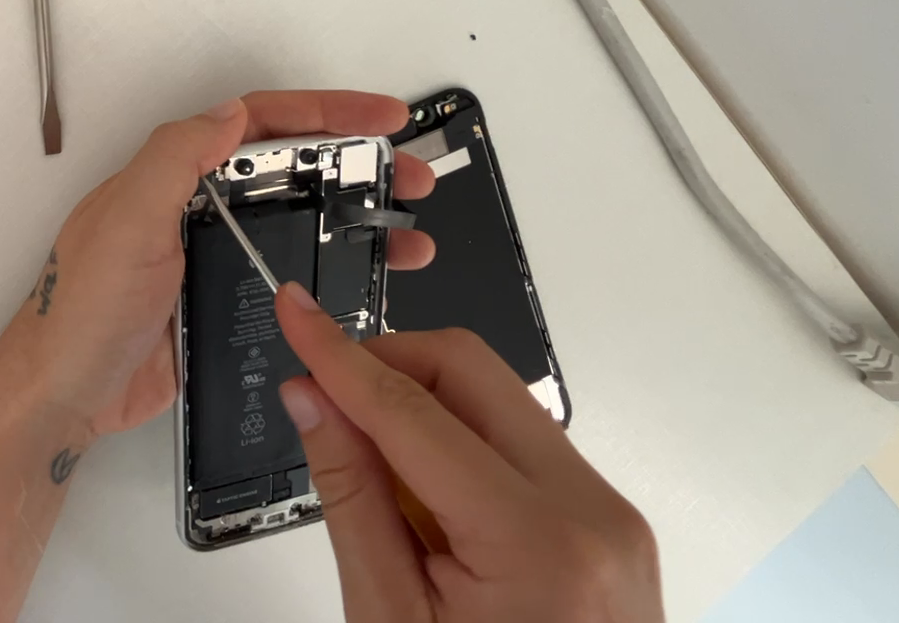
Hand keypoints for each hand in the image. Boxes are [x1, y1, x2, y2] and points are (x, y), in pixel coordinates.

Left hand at [4, 91, 435, 438]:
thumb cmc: (88, 307)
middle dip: (355, 166)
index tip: (383, 118)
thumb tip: (230, 112)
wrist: (67, 395)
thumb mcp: (126, 221)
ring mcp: (212, 255)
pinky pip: (288, 272)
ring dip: (353, 220)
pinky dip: (330, 269)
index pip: (255, 125)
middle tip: (413, 180)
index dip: (322, 112)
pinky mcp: (223, 299)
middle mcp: (197, 207)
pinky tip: (368, 281)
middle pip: (287, 169)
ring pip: (295, 220)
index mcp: (174, 176)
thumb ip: (173, 160)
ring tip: (411, 236)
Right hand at [275, 286, 663, 622]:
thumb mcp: (386, 616)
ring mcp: (607, 511)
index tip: (291, 307)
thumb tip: (308, 393)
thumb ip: (347, 489)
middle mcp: (591, 509)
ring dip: (413, 400)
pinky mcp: (603, 517)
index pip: (409, 406)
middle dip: (382, 361)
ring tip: (377, 473)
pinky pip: (508, 431)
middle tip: (325, 396)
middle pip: (466, 366)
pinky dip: (447, 434)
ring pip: (487, 390)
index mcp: (537, 543)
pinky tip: (422, 498)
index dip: (336, 351)